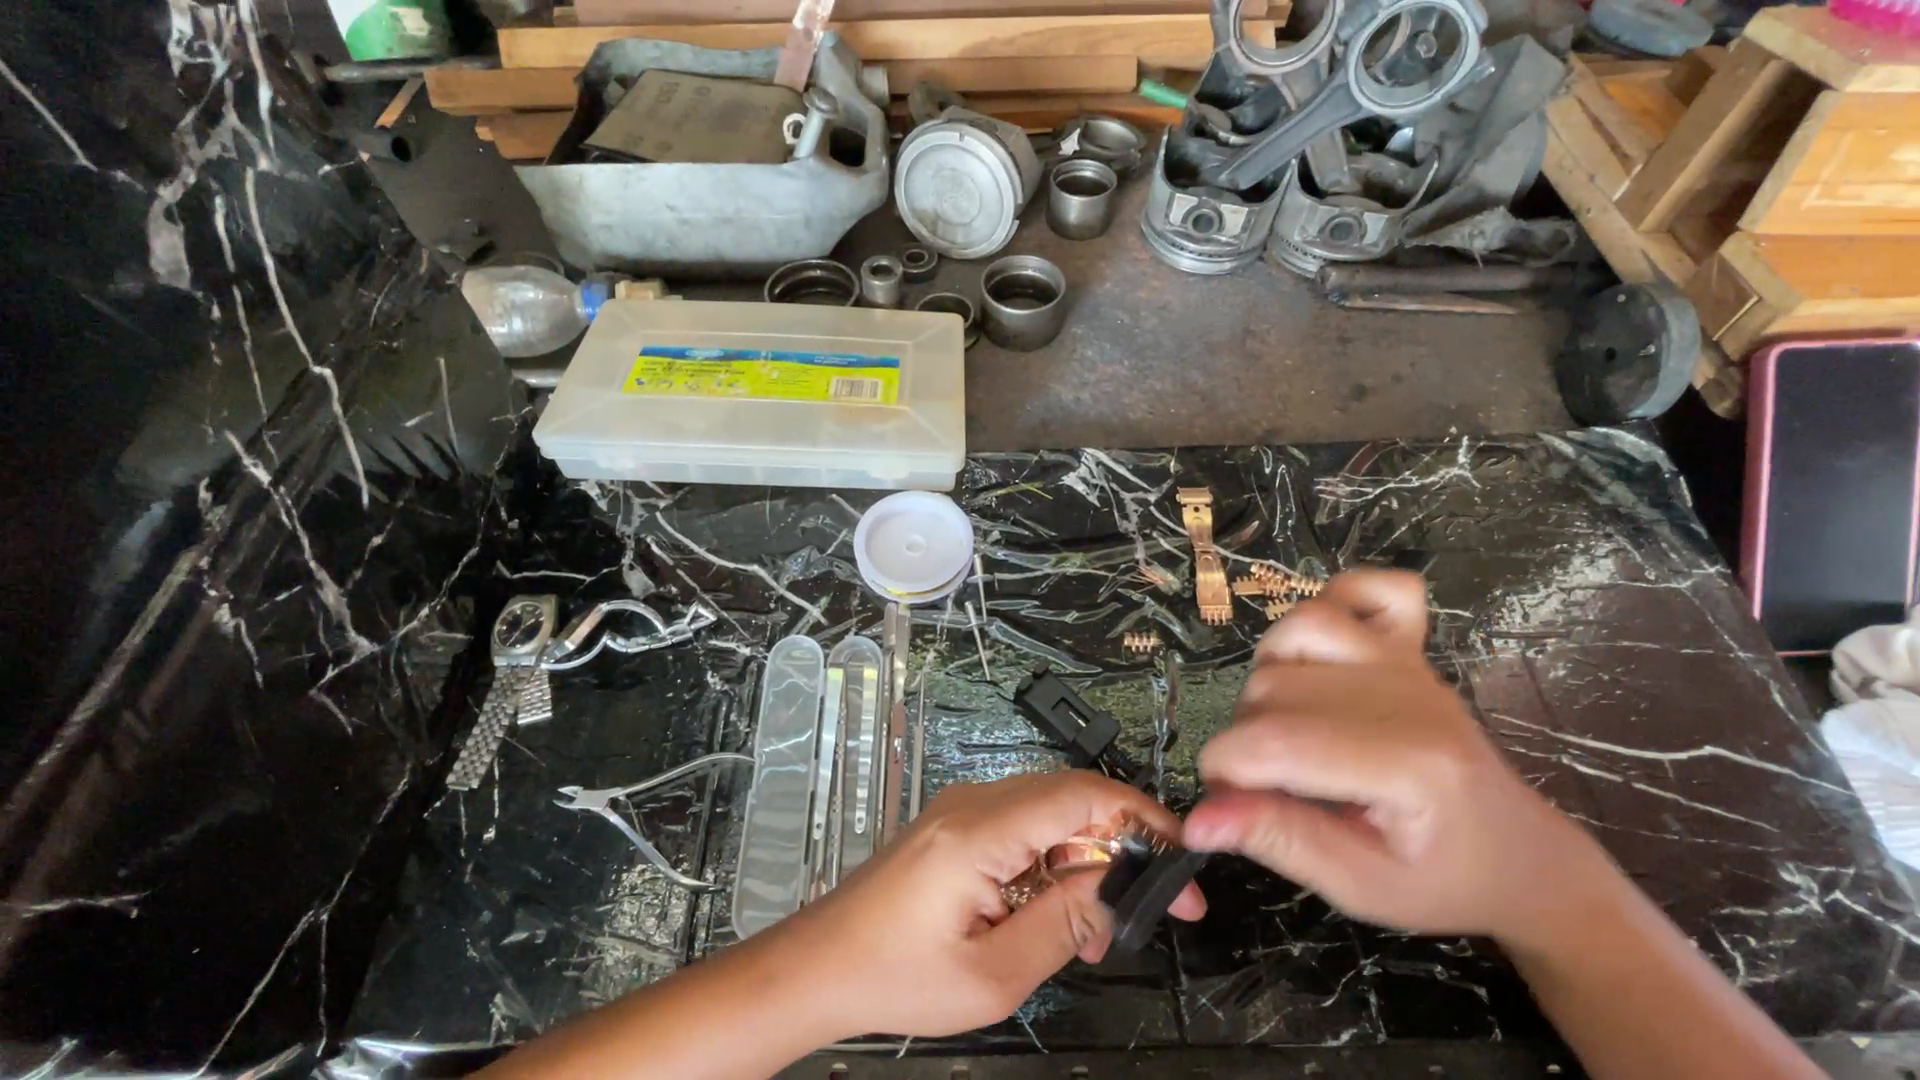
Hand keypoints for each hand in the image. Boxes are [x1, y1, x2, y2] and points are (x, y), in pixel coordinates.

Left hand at [765, 771, 1205, 1039]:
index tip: (1179, 858)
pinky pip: (1022, 827)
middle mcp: (971, 805)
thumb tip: (1116, 888)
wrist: (820, 966)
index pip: (1081, 795)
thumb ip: (1063, 924)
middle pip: (1072, 799)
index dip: (1141, 819)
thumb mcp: (992, 973)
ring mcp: (961, 811)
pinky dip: (1054, 861)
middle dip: (1123, 845)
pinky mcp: (956, 826)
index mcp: (979, 832)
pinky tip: (1061, 912)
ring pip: (1051, 813)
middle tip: (1156, 904)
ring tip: (1103, 927)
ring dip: (1087, 859)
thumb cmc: (894, 976)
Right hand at [1183, 570, 1617, 949]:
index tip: (1225, 805)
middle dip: (1244, 736)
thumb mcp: (1359, 888)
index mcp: (1407, 765)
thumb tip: (1197, 821)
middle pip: (1275, 684)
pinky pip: (1366, 588)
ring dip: (1269, 675)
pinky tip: (1322, 649)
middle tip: (1270, 788)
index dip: (1223, 769)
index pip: (1276, 741)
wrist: (1521, 859)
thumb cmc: (1443, 883)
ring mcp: (1409, 663)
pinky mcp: (1411, 648)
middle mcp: (1407, 695)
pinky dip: (1335, 599)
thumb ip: (1279, 840)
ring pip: (1300, 628)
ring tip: (1285, 728)